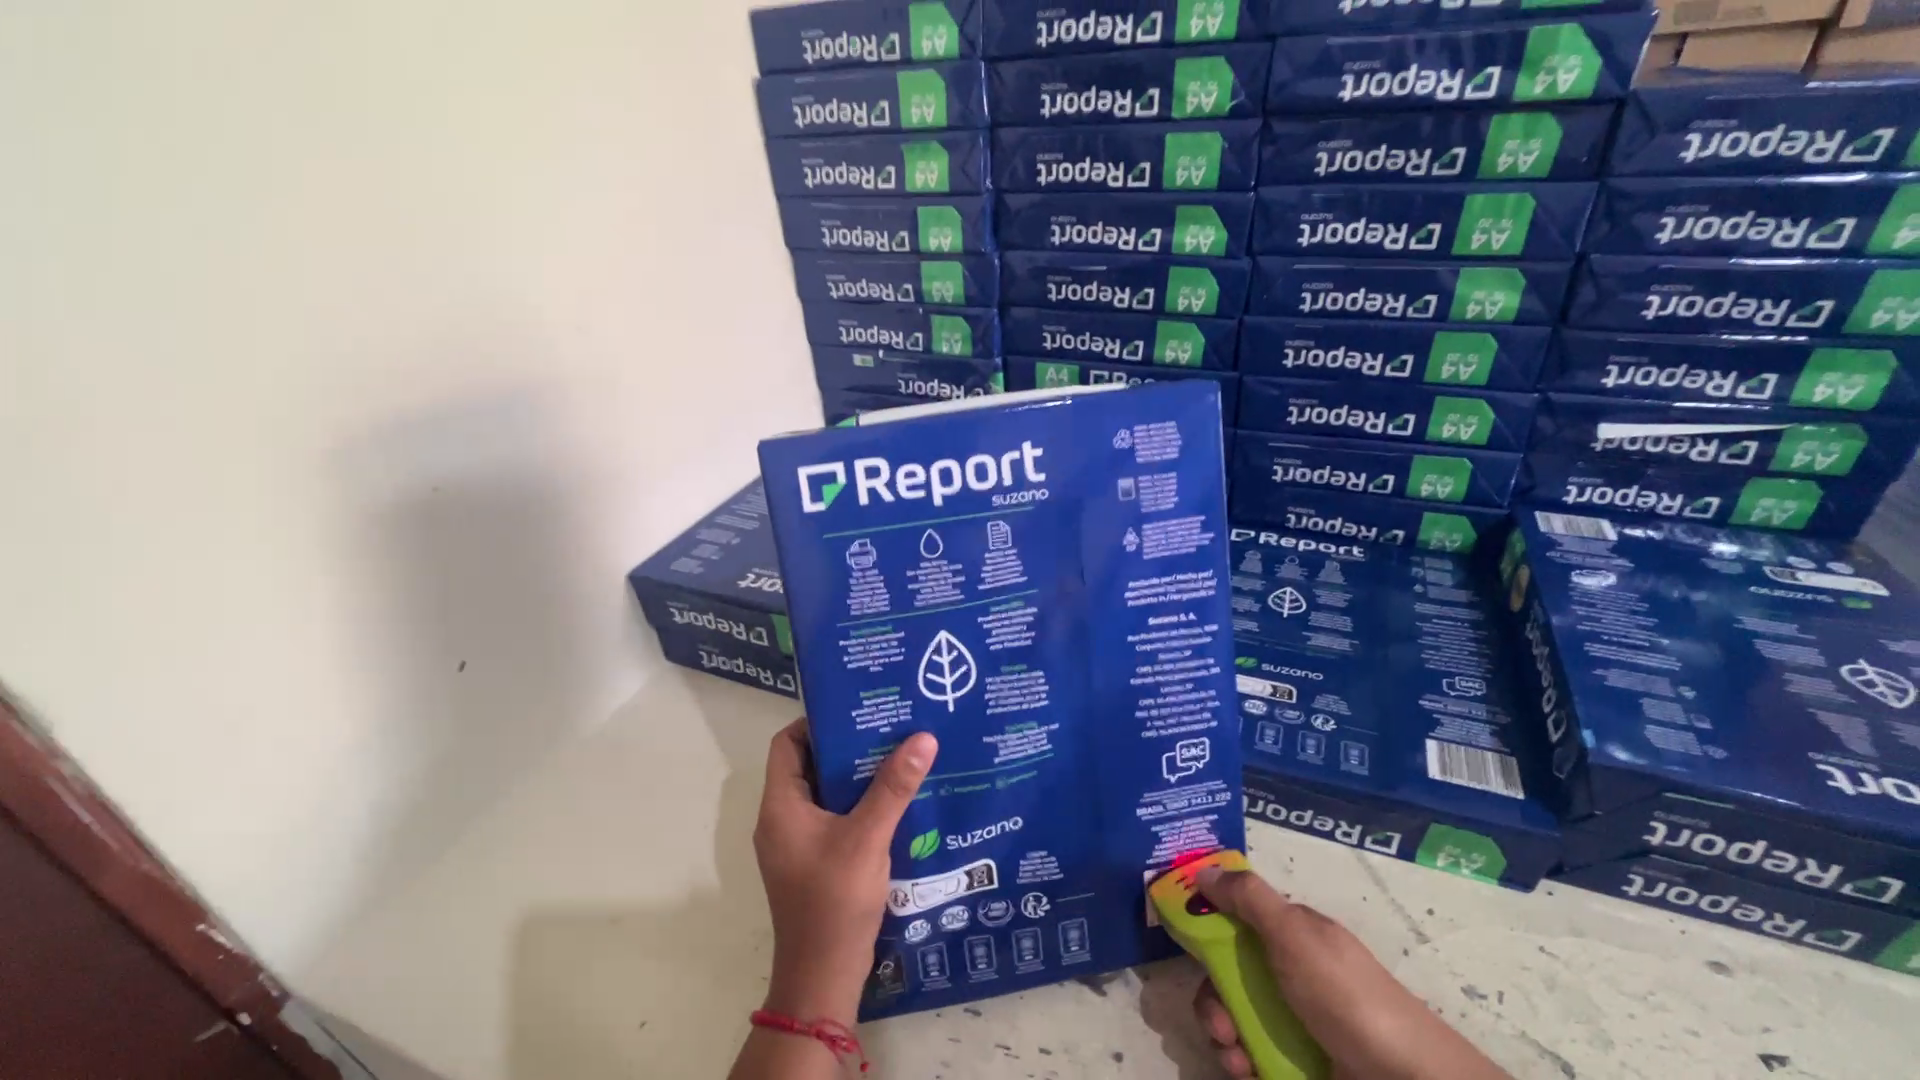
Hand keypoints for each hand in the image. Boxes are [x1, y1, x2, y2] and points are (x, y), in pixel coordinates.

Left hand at [752, 718, 937, 1026]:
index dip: (817, 722)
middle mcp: (782, 819)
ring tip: (899, 755)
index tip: (859, 710)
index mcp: (780, 806)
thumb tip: (922, 737)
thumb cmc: (836, 900)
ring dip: (858, 776)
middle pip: (809, 766)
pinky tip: (897, 800)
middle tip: (889, 727)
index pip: (787, 744)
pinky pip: (835, 818)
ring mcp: (798, 843)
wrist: (823, 975)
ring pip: (826, 794)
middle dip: (848, 746)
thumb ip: (894, 787)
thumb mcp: (867, 837)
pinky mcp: (815, 862)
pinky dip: (860, 804)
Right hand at [1189, 866, 1511, 1079]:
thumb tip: (1203, 867)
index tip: (1185, 948)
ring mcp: (1291, 1021)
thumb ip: (1248, 899)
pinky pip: (1249, 1054)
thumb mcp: (1295, 935)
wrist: (1400, 1078)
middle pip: (1225, 976)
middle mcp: (1287, 974)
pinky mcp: (1292, 1061)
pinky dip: (1241, 1063)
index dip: (1205, 931)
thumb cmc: (1345, 995)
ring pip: (1232, 1018)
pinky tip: (1248, 1072)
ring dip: (1223, 1037)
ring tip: (1237, 1056)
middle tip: (1220, 1023)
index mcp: (1290, 936)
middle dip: (1211, 999)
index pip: (1233, 922)